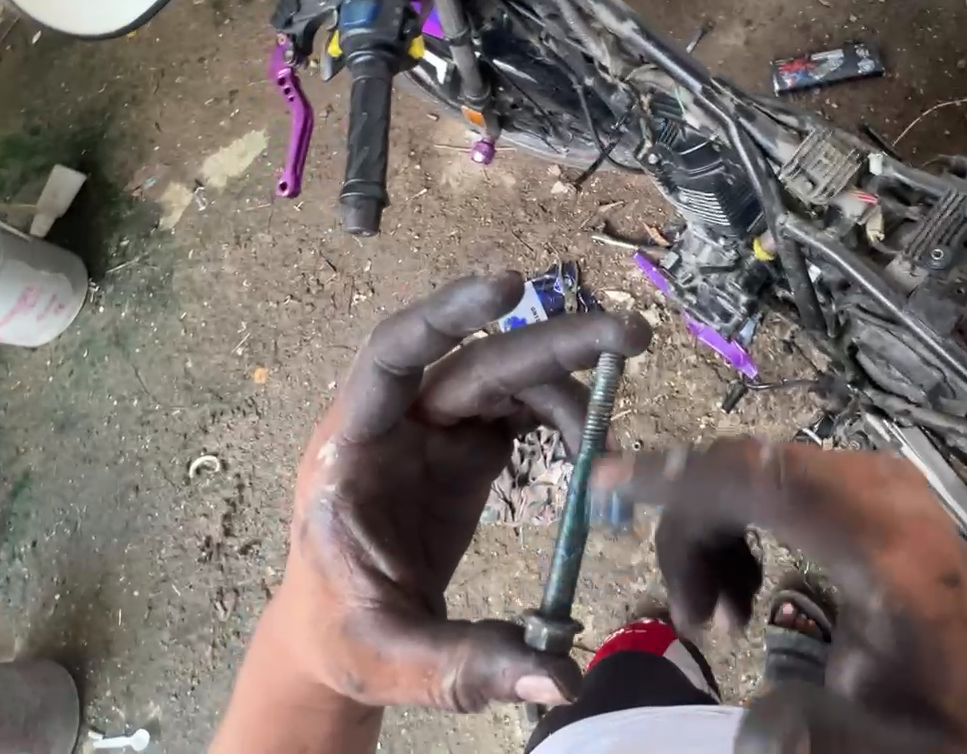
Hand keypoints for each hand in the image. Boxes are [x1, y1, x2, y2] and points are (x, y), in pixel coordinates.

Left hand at [240, 272, 651, 720]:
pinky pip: (517, 409)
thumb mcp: (390, 656)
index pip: (394, 354)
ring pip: (507, 378)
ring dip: (564, 389)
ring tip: (603, 439)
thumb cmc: (341, 634)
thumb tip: (563, 678)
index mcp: (355, 444)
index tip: (508, 288)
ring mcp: (434, 428)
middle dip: (553, 343)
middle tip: (629, 334)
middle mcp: (397, 420)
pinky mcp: (463, 445)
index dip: (448, 315)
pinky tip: (586, 443)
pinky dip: (558, 415)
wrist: (337, 634)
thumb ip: (470, 664)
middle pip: (478, 360)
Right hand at [593, 438, 966, 753]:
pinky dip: (737, 524)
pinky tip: (746, 582)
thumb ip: (806, 730)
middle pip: (744, 470)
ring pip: (750, 471)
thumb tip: (742, 721)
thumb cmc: (952, 732)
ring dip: (712, 533)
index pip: (764, 480)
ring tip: (720, 617)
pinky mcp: (863, 482)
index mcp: (886, 548)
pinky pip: (770, 480)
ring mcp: (873, 477)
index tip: (607, 478)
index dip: (679, 475)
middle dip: (691, 532)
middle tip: (692, 619)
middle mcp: (880, 491)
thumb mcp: (881, 747)